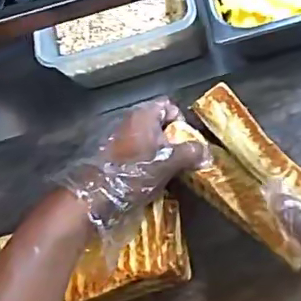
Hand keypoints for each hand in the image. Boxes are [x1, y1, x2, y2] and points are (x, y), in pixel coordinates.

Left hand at [54, 98, 209, 234]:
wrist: (95, 195)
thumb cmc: (134, 172)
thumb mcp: (168, 163)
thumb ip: (190, 153)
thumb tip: (206, 152)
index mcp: (144, 115)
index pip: (169, 105)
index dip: (181, 121)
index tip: (187, 141)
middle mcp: (129, 119)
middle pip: (158, 124)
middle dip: (171, 140)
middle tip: (180, 159)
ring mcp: (116, 136)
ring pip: (146, 139)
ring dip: (157, 153)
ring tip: (165, 172)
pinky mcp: (109, 154)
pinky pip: (134, 151)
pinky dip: (143, 161)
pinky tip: (147, 178)